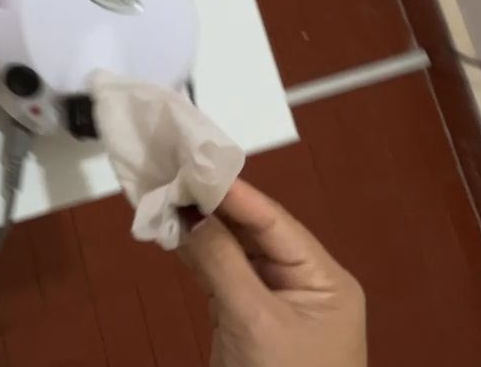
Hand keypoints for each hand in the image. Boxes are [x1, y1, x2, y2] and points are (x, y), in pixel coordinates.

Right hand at [177, 178, 366, 366]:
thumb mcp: (255, 321)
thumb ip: (222, 259)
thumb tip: (187, 208)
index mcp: (322, 278)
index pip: (271, 219)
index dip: (230, 189)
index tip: (188, 159)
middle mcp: (300, 280)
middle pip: (250, 228)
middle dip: (208, 203)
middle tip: (166, 170)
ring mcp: (271, 298)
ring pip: (230, 246)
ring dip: (196, 223)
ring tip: (158, 191)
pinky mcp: (244, 315)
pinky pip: (217, 269)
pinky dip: (192, 250)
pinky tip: (165, 229)